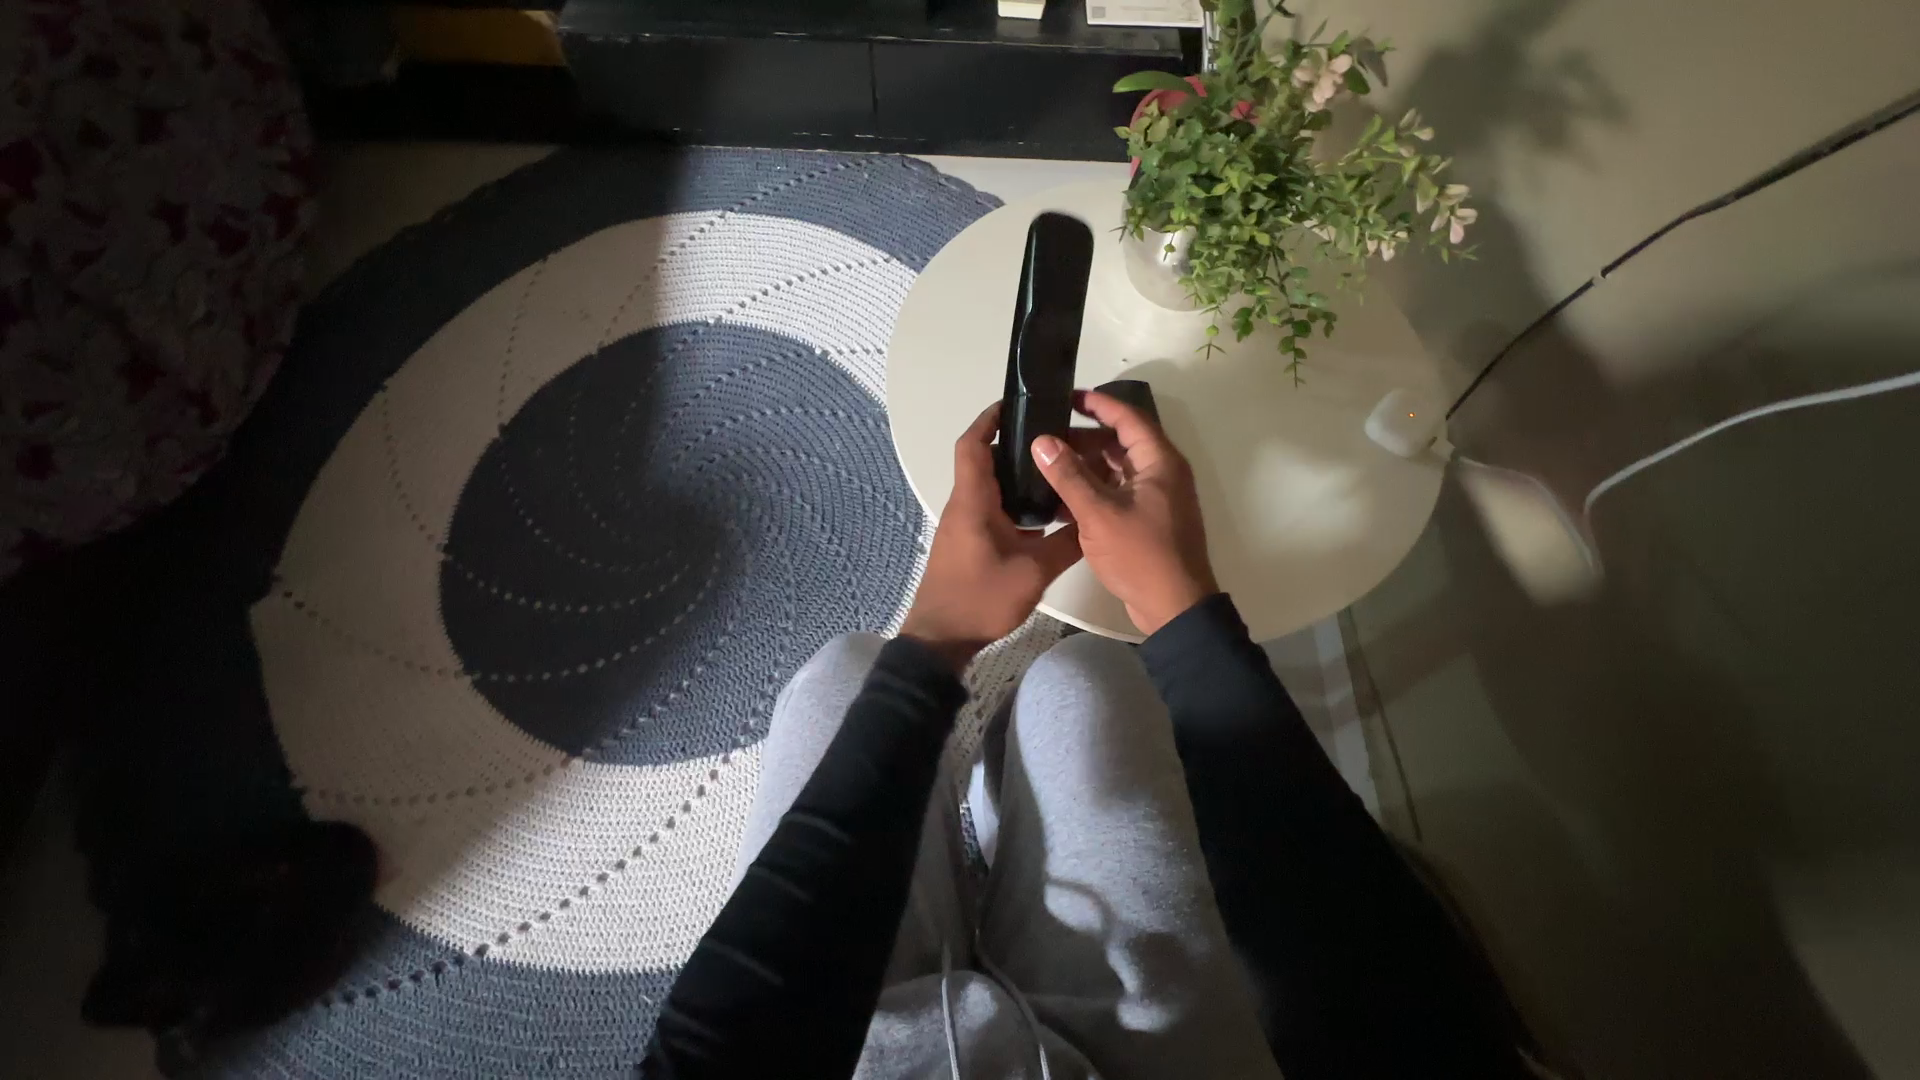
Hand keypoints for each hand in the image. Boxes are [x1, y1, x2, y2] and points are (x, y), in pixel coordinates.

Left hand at [899, 402, 1083, 669]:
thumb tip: (1093, 523)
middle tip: (1058, 442)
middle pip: (986, 462)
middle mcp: (963, 507)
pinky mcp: (967, 545)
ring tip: (1058, 473)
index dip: (991, 418)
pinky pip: (991, 511)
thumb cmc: (981, 599)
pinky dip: (1014, 504)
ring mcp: (963, 527)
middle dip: (1018, 447)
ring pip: (990, 489)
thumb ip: (1066, 545)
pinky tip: (1044, 515)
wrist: (940, 638)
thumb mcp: (1033, 572)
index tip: (1018, 405)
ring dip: (1018, 478)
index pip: (973, 445)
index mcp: (973, 502)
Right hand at [1031, 390, 1217, 635]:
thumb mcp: (1099, 513)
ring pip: (1115, 470)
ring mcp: (1154, 498)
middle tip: (1046, 436)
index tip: (1066, 397)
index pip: (1127, 418)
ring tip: (1046, 464)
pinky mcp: (1145, 520)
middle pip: (1119, 442)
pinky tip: (1059, 499)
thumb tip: (1042, 441)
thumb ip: (1068, 476)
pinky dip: (1092, 491)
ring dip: (1084, 467)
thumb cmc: (1141, 555)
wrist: (1173, 606)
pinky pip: (1116, 493)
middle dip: (1083, 438)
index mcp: (1159, 462)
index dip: (1097, 404)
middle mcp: (1161, 473)